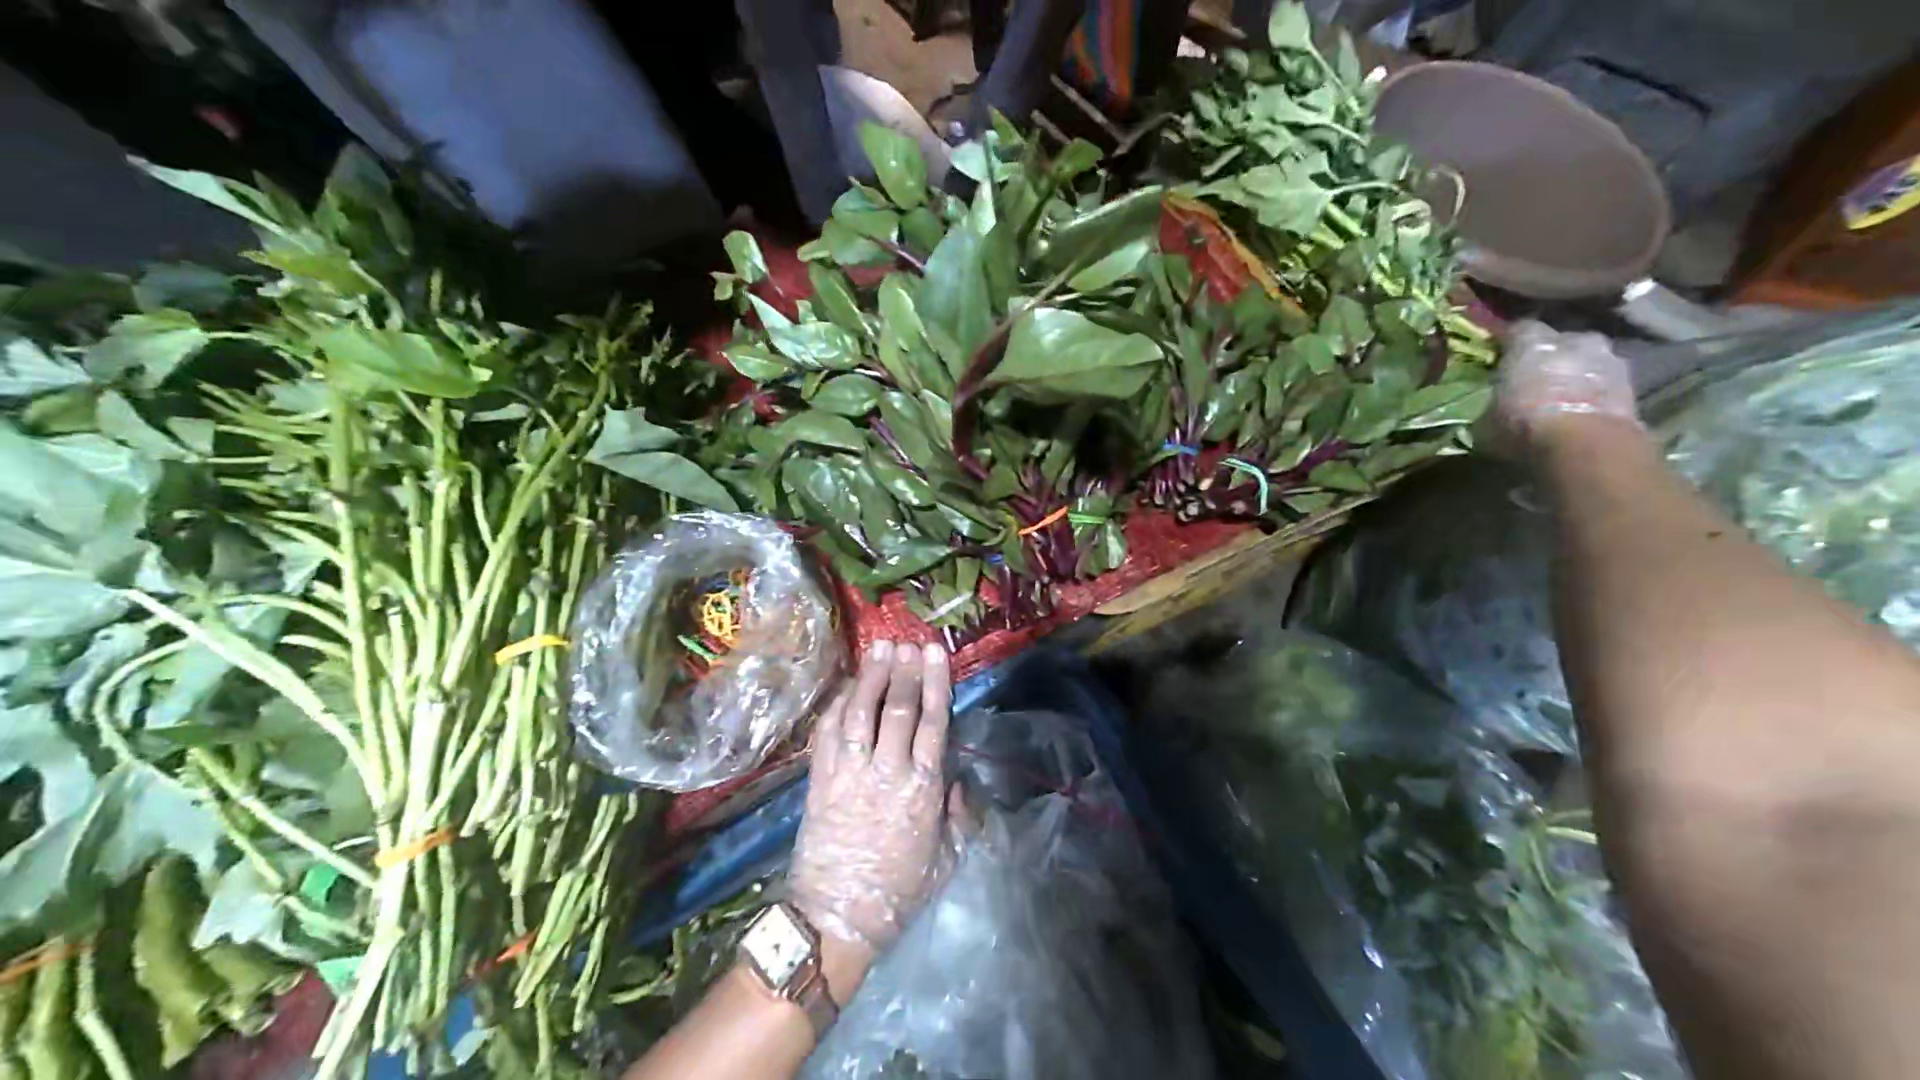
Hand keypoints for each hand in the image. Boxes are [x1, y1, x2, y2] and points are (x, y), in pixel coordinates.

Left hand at [790, 640, 957, 952]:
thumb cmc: (897, 892)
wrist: (836, 918)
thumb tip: (957, 779)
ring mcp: (848, 772)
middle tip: (909, 643)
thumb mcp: (947, 860)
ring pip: (860, 712)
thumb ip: (959, 816)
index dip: (935, 683)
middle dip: (905, 672)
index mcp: (922, 789)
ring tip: (881, 649)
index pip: (932, 722)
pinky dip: (837, 705)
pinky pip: (828, 732)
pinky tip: (846, 686)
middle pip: (898, 709)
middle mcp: (886, 771)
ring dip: (872, 678)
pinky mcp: (819, 779)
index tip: (935, 653)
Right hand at [1497, 320, 1640, 442]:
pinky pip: (1605, 378)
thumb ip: (1488, 404)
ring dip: (1575, 370)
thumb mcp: (1486, 420)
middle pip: (1559, 339)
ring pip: (1586, 357)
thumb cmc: (1523, 425)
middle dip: (1548, 354)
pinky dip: (1593, 388)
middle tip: (1532, 374)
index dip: (1507, 341)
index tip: (1498, 354)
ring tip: (1559, 393)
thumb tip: (1486, 407)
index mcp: (1531, 342)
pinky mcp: (1631, 382)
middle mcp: (1572, 340)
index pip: (1517, 328)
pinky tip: (1579, 407)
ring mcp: (1607, 358)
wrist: (1585, 443)